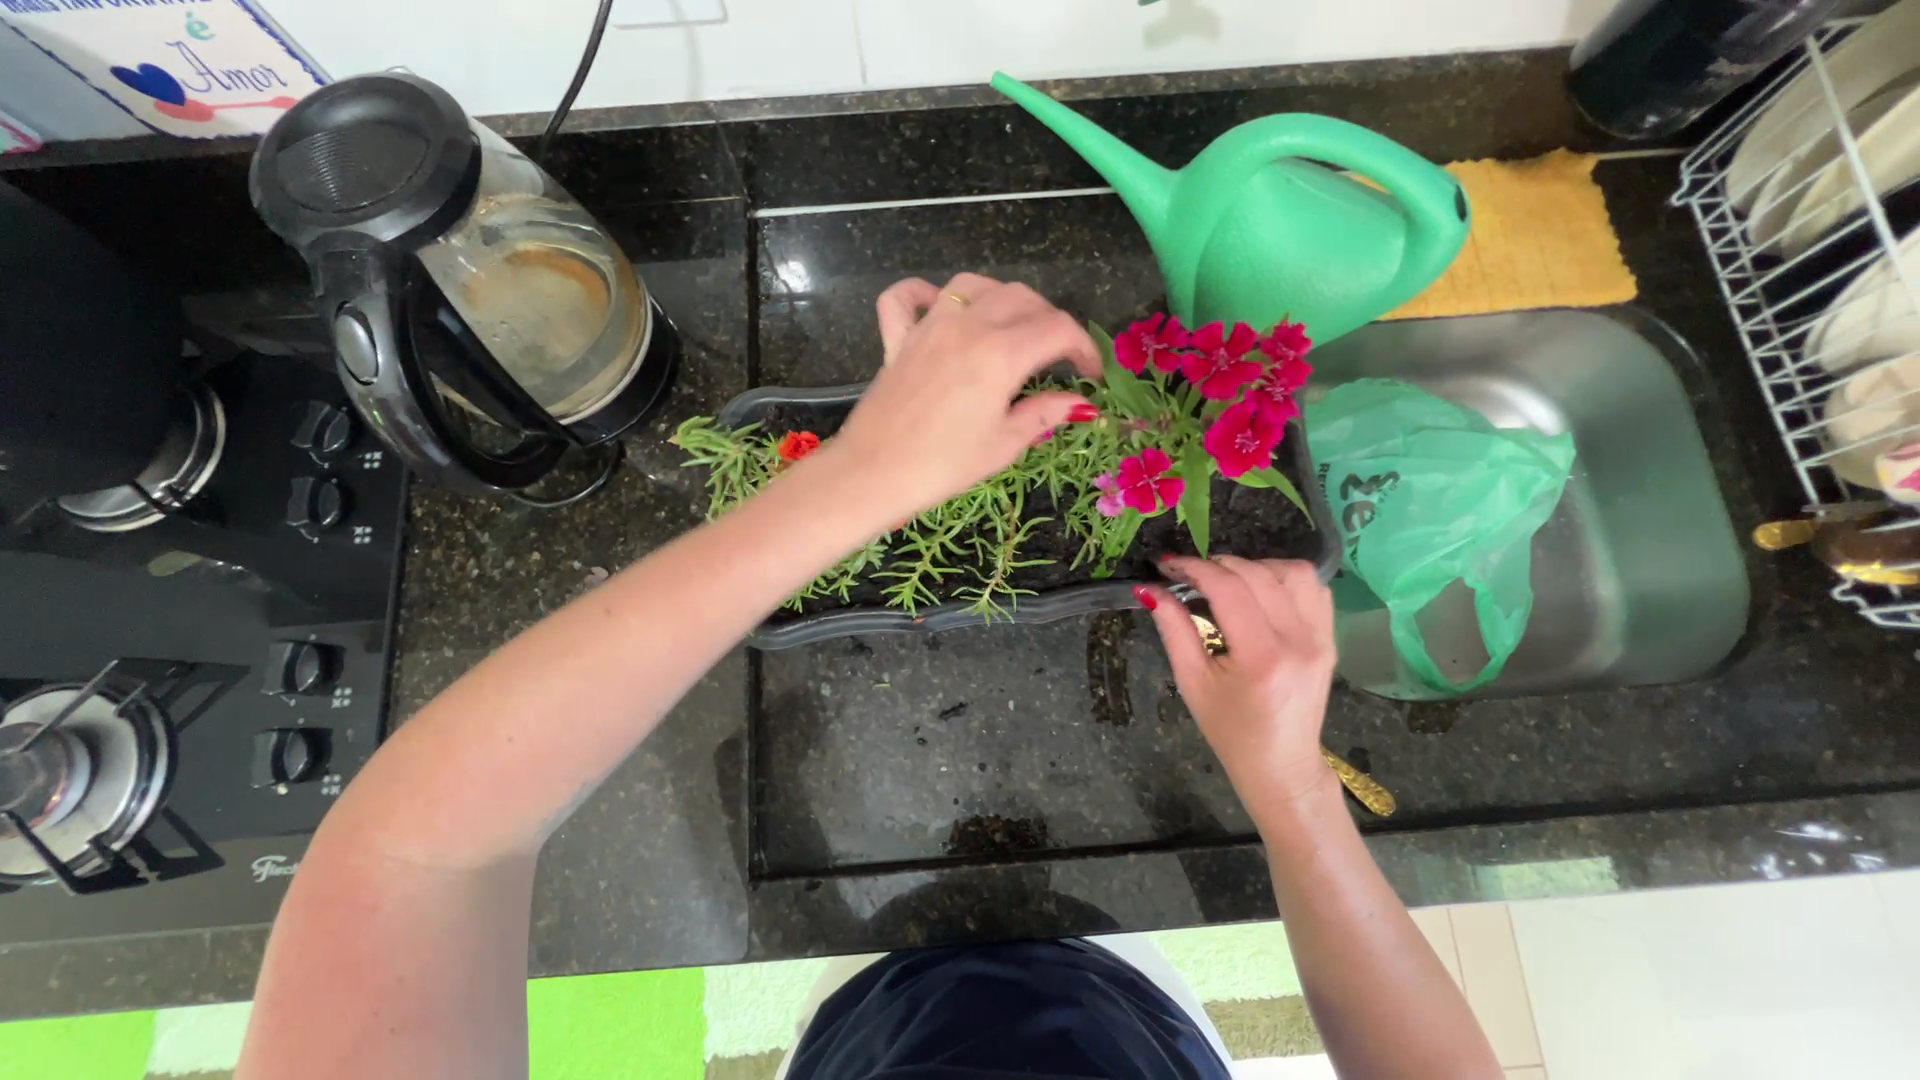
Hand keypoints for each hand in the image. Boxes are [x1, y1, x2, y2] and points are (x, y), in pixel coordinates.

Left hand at [821, 274, 1102, 518]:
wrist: (874, 473)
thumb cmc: (944, 465)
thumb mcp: (1004, 444)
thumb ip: (1044, 413)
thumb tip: (1078, 403)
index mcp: (1001, 354)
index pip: (1058, 329)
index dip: (1084, 347)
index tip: (1090, 373)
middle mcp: (968, 327)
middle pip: (1022, 298)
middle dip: (1050, 320)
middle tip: (1056, 356)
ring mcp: (929, 327)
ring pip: (974, 286)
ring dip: (1001, 298)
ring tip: (1011, 327)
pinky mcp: (898, 339)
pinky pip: (906, 298)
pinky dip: (923, 294)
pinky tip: (938, 307)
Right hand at [1139, 556, 1337, 810]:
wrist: (1281, 764)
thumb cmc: (1229, 730)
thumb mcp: (1192, 682)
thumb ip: (1174, 630)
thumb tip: (1150, 589)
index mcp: (1262, 657)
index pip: (1229, 590)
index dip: (1195, 569)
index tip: (1168, 566)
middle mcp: (1299, 641)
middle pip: (1259, 575)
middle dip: (1218, 564)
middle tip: (1189, 573)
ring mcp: (1321, 638)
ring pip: (1294, 573)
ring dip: (1256, 566)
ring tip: (1228, 581)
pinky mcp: (1330, 638)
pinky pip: (1313, 589)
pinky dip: (1284, 579)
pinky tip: (1260, 592)